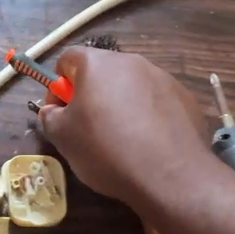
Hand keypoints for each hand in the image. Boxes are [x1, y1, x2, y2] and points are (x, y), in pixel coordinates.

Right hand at [37, 48, 215, 213]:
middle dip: (90, 94)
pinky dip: (147, 115)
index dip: (58, 85)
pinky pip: (155, 101)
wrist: (170, 175)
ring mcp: (162, 77)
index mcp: (97, 64)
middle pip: (102, 71)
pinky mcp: (184, 97)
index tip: (60, 112)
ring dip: (120, 104)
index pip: (68, 59)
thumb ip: (50, 116)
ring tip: (121, 138)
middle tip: (88, 127)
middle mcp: (131, 61)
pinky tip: (147, 143)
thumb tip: (53, 110)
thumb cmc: (106, 150)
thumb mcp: (63, 137)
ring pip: (130, 86)